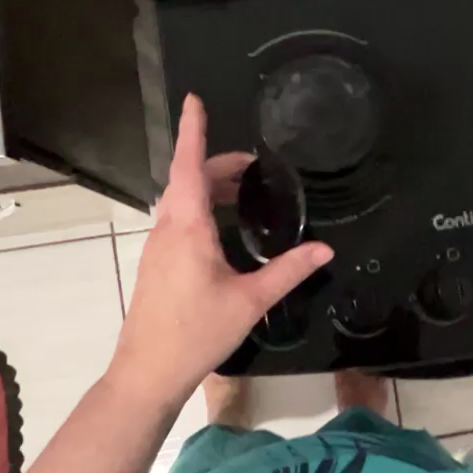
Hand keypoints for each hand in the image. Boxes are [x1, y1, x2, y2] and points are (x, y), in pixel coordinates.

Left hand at [109, 95, 332, 403]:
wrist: (148, 372)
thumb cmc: (197, 332)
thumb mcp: (251, 300)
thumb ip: (288, 270)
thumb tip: (324, 249)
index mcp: (187, 227)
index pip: (190, 166)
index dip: (193, 130)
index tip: (195, 100)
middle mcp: (167, 229)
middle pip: (188, 180)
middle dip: (218, 164)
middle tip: (254, 166)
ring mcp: (158, 247)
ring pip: (181, 201)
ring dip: (208, 187)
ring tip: (243, 192)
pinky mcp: (157, 265)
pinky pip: (178, 221)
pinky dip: (200, 209)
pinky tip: (223, 230)